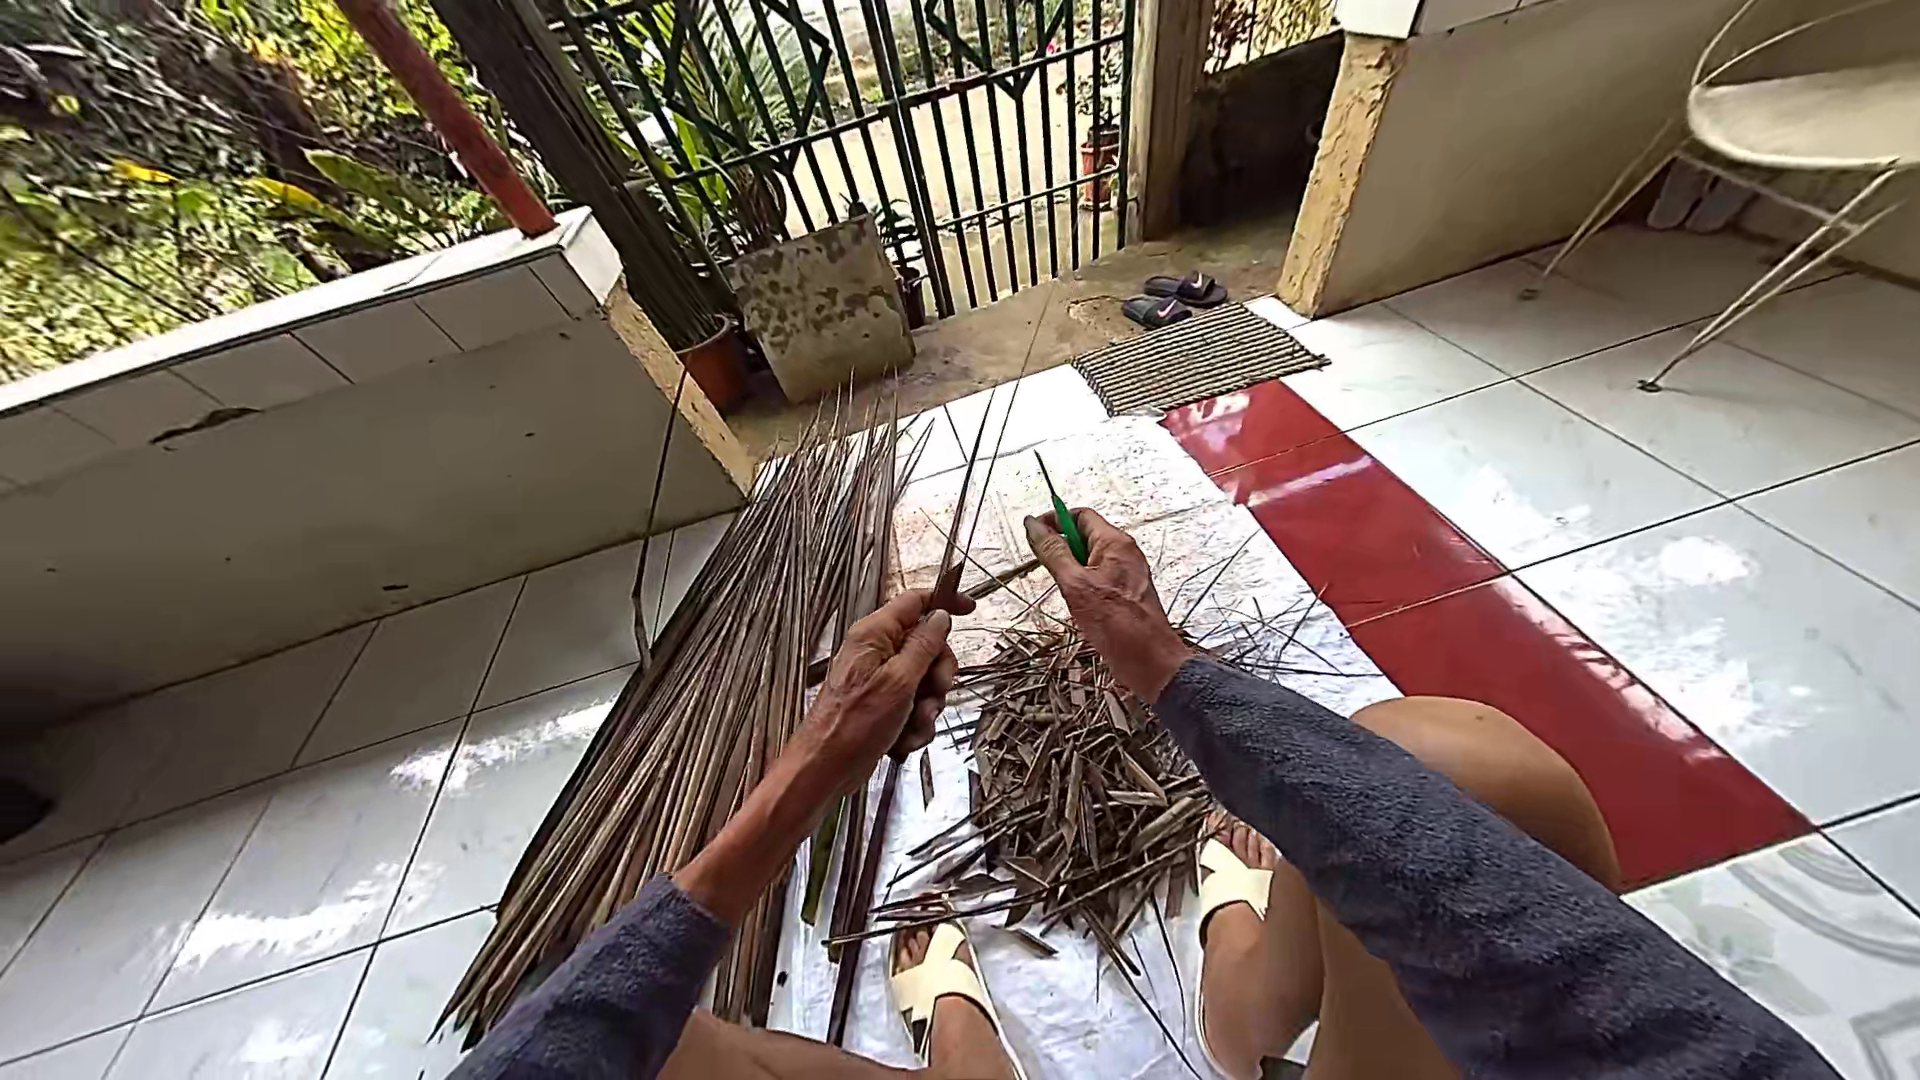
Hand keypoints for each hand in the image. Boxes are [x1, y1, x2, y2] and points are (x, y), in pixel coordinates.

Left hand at [798, 588, 974, 772]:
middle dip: (938, 672)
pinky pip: (915, 702)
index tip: (969, 609)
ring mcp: (881, 677)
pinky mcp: (883, 701)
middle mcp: (876, 651)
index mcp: (874, 634)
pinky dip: (916, 721)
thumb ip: (924, 645)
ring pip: (925, 678)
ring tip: (915, 721)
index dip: (944, 602)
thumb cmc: (852, 725)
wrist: (827, 768)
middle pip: (927, 644)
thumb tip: (941, 617)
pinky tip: (905, 736)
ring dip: (928, 704)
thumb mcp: (899, 681)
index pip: (915, 601)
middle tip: (936, 690)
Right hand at [1025, 508, 1193, 702]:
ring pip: (1088, 560)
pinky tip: (1078, 606)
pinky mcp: (1125, 593)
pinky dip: (1081, 586)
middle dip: (1061, 549)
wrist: (1150, 661)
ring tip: (1067, 593)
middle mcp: (1124, 554)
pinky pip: (1097, 578)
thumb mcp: (1075, 584)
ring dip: (1070, 571)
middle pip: (1084, 537)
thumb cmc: (1119, 625)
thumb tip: (1034, 526)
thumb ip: (1052, 552)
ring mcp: (1126, 574)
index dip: (1054, 520)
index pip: (1080, 515)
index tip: (1034, 533)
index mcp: (1115, 543)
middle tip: (1047, 568)